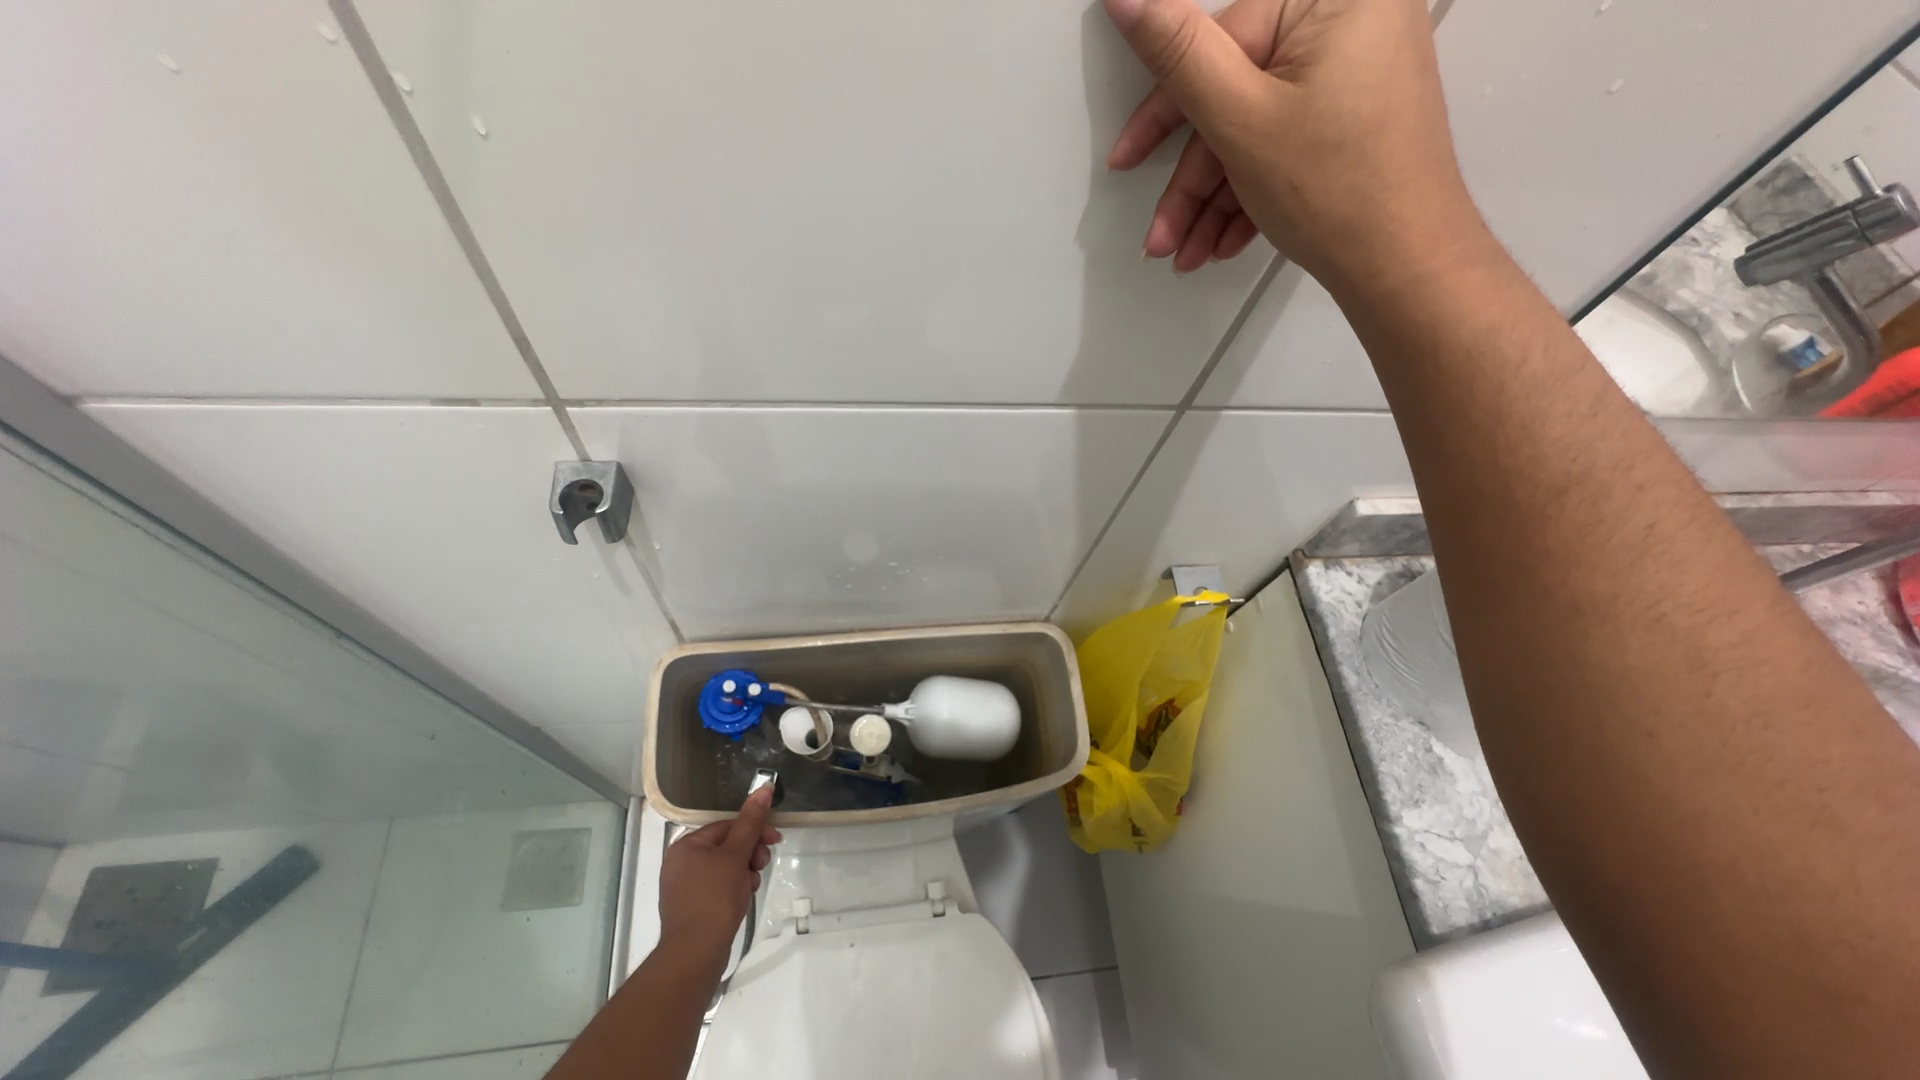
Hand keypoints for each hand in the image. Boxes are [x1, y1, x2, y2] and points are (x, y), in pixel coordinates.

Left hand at [658, 786, 781, 957]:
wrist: (696, 951)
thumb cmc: (714, 897)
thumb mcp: (736, 855)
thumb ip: (751, 821)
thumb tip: (764, 787)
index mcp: (687, 845)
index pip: (728, 826)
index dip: (754, 830)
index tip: (776, 840)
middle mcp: (681, 863)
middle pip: (727, 846)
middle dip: (750, 854)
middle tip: (761, 866)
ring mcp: (684, 887)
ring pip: (726, 868)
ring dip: (745, 873)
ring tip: (750, 888)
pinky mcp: (692, 908)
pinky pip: (719, 888)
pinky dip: (734, 889)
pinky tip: (741, 901)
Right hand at [1104, 0, 1482, 283]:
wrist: (1407, 266)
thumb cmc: (1340, 191)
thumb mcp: (1239, 121)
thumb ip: (1179, 54)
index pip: (1217, 45)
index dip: (1164, 114)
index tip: (1125, 158)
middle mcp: (1354, 20)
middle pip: (1236, 93)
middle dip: (1193, 179)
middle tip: (1163, 233)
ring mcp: (1358, 71)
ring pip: (1256, 128)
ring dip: (1212, 198)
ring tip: (1185, 251)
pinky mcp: (1355, 114)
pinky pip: (1285, 142)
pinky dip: (1248, 192)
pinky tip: (1220, 241)